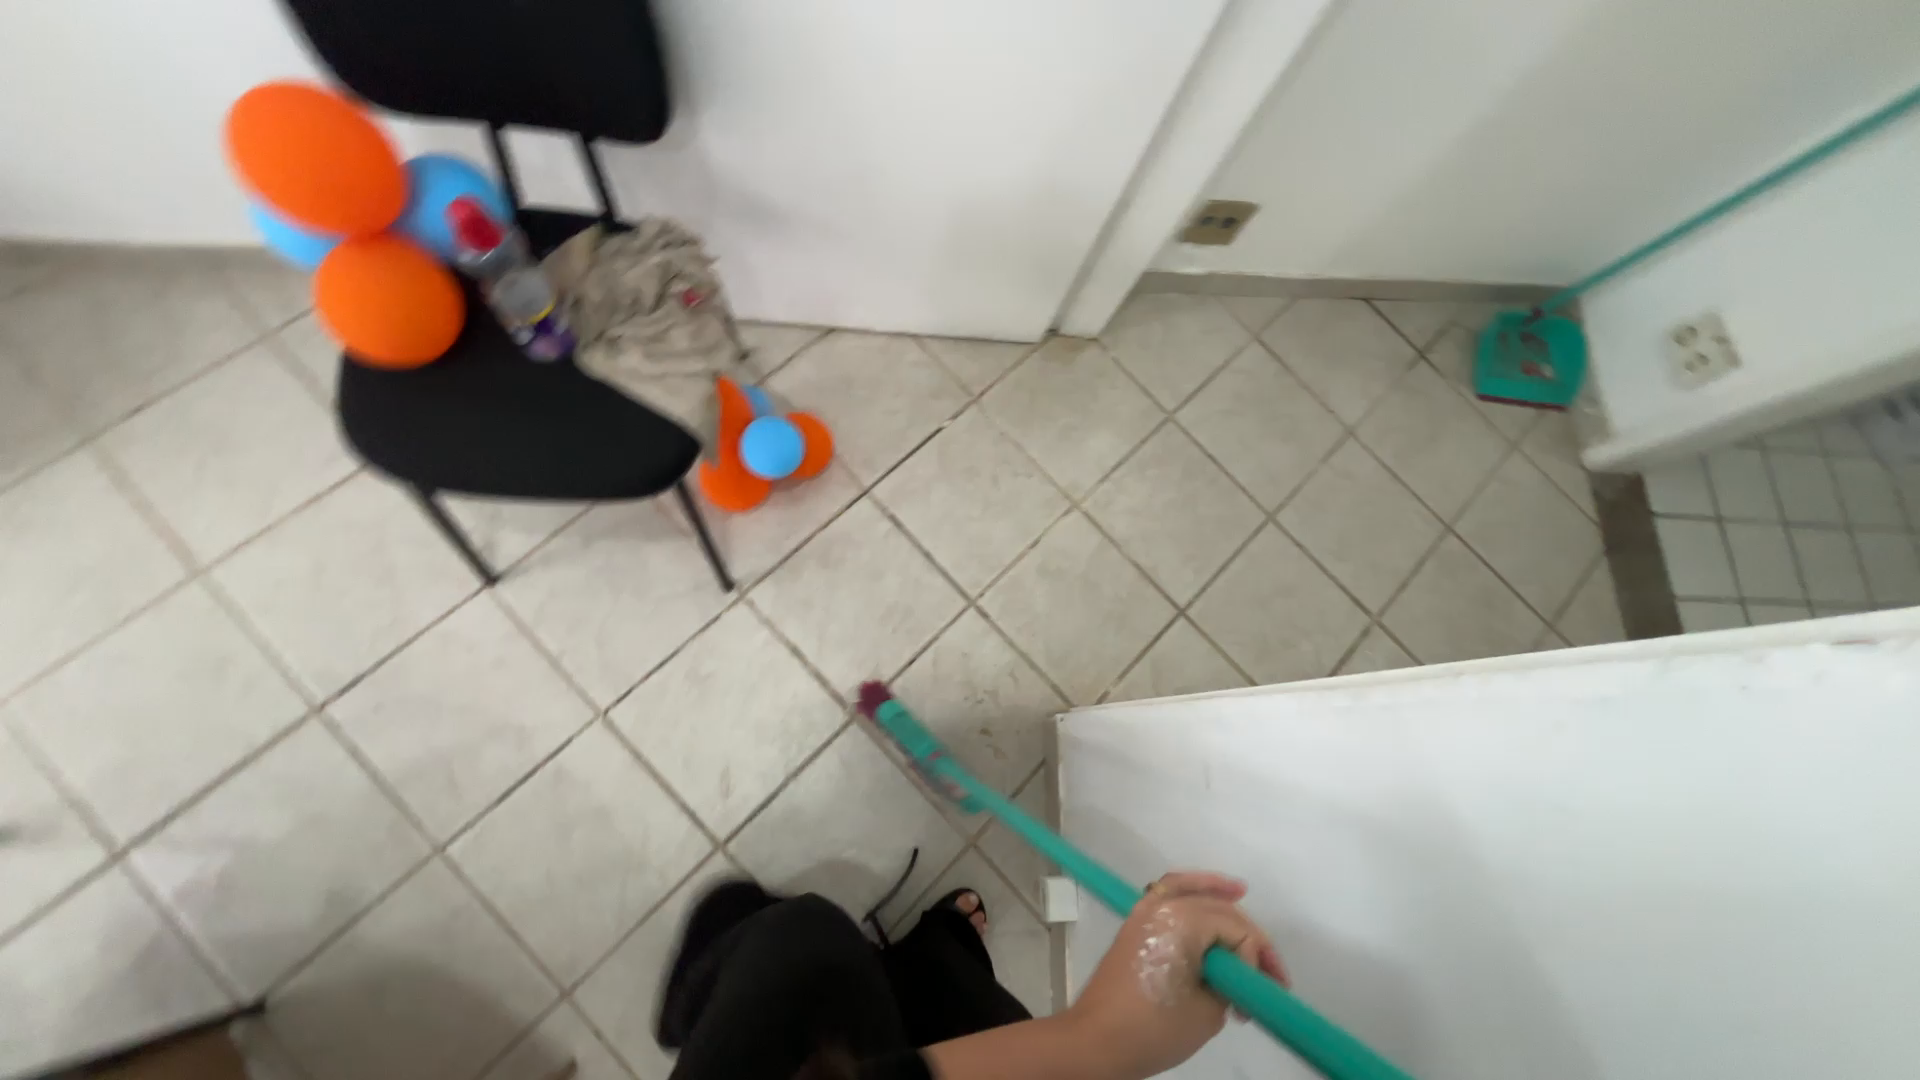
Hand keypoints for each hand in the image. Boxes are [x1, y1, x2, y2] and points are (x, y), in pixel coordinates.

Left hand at [1064, 872, 1286, 1079]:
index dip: (1260, 959)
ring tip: (1241, 894)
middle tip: (1270, 975)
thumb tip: (1236, 972)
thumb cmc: (1155, 1028)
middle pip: (1218, 908)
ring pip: (1190, 890)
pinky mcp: (1137, 923)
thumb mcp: (1208, 1010)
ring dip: (1217, 897)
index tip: (1272, 991)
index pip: (1237, 930)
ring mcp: (1145, 910)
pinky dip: (1188, 889)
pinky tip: (1206, 893)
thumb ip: (1231, 982)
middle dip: (1248, 937)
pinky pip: (1168, 894)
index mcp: (1183, 920)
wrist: (1099, 1039)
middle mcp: (1163, 905)